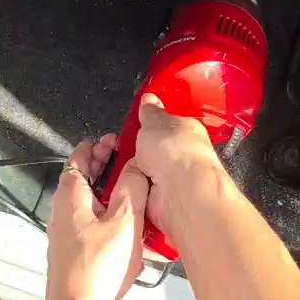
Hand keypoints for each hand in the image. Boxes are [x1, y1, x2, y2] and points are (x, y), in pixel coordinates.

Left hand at [44, 134, 150, 299]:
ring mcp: (67, 236)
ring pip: (91, 205)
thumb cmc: (99, 267)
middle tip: (132, 165)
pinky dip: (111, 220)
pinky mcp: (76, 256)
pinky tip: (133, 233)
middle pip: (84, 181)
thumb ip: (133, 186)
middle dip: (108, 170)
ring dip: (113, 196)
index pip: (79, 157)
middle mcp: (63, 213)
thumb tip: (137, 163)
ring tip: (140, 197)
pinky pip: (94, 228)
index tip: (118, 141)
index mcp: (70, 196)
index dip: (99, 146)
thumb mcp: (125, 219)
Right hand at [129, 94, 226, 240]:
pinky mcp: (155, 200)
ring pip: (136, 171)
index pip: (162, 126)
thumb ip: (150, 111)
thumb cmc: (176, 152)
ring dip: (125, 169)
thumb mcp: (156, 121)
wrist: (180, 191)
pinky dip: (126, 187)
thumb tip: (149, 98)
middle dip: (130, 149)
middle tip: (116, 145)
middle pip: (146, 150)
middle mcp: (177, 157)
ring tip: (116, 164)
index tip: (128, 125)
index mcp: (184, 132)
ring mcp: (166, 180)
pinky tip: (123, 182)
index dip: (144, 125)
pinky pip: (133, 190)